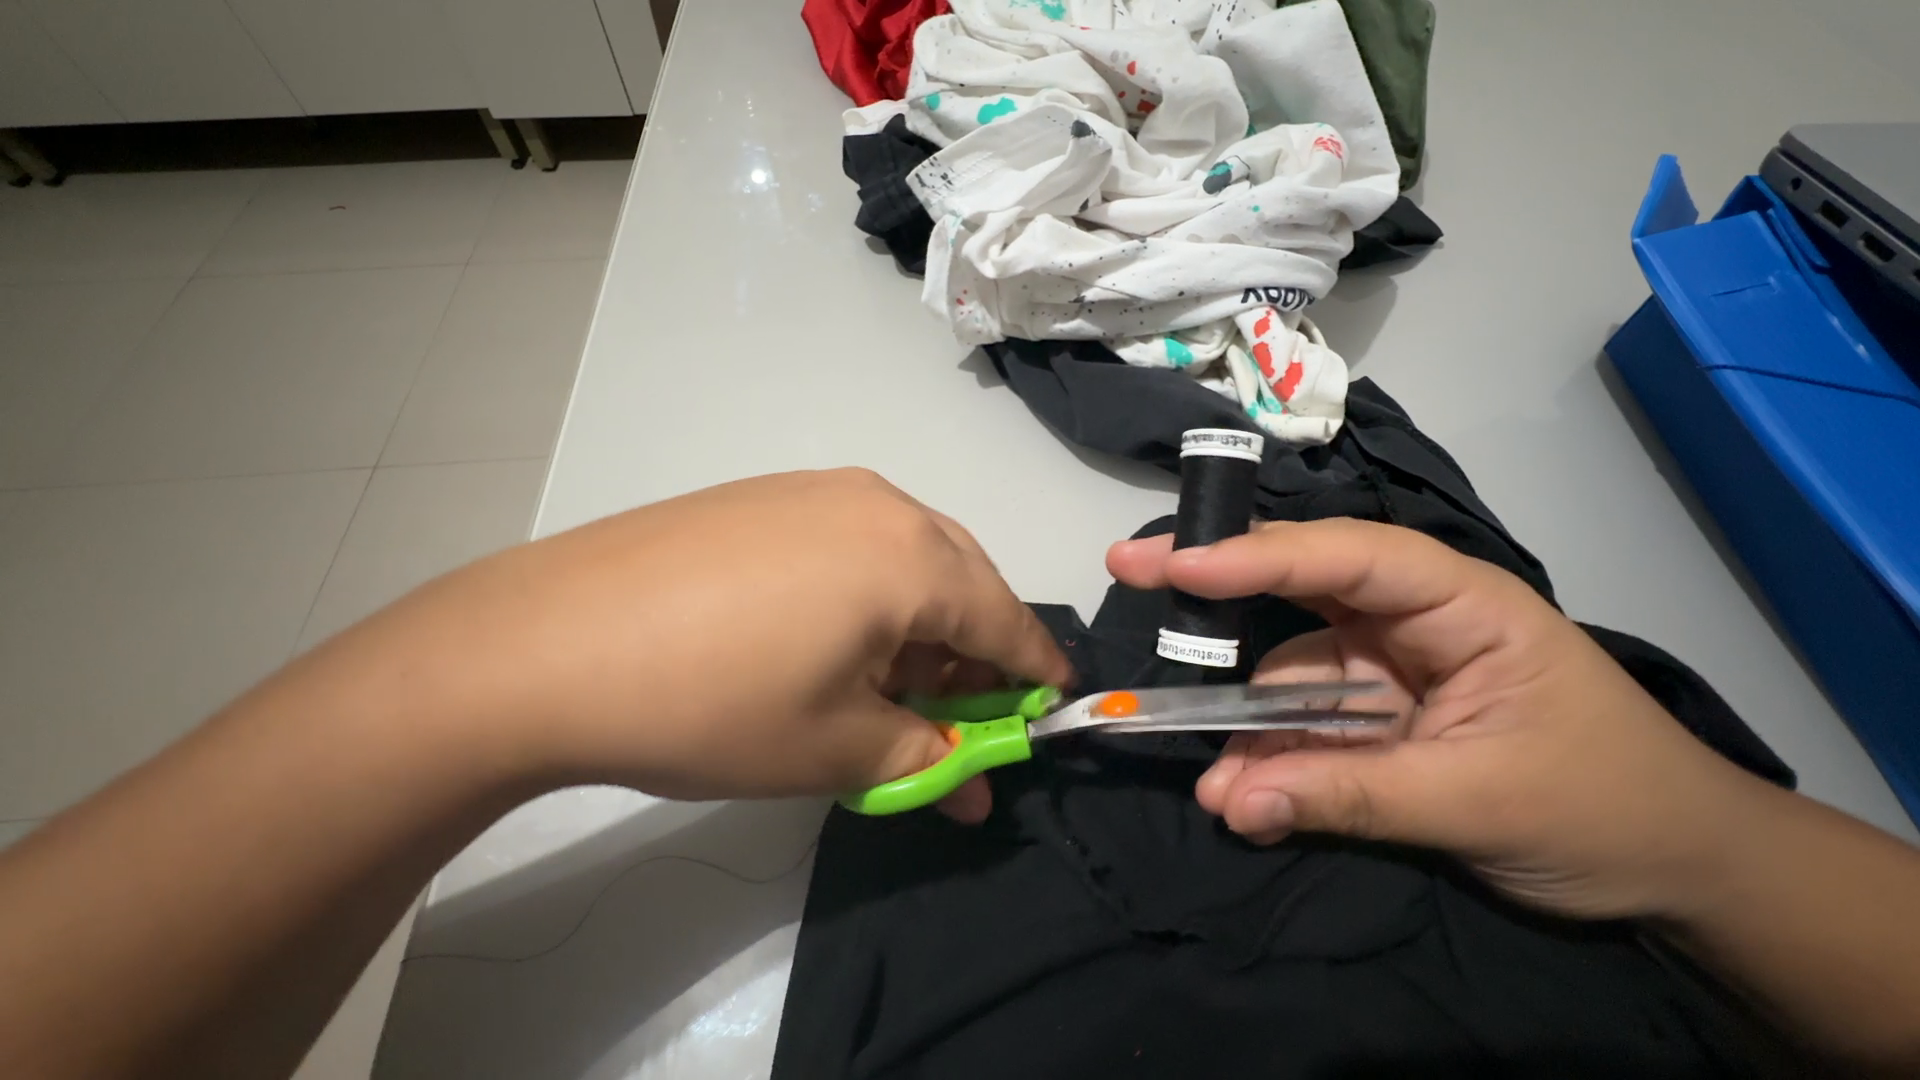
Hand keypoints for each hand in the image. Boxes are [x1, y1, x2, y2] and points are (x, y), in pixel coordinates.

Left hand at [306, 469, 1069, 818]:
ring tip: (889, 684)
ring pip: (905, 557)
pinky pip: (850, 542)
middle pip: (960, 579)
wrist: (546, 645)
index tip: (1050, 709)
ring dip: (918, 621)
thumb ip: (928, 762)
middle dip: (974, 649)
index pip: (1005, 619)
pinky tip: (827, 638)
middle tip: (959, 712)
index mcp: (912, 557)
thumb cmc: (715, 704)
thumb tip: (976, 783)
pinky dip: (867, 593)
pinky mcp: (763, 495)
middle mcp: (877, 503)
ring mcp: (814, 490)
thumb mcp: (837, 751)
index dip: (1033, 672)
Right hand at [1106, 518, 1779, 921]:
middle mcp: (1413, 617)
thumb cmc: (1607, 808)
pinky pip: (1300, 721)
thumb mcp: (1476, 801)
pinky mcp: (1372, 714)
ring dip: (1243, 719)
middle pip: (1301, 582)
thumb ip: (1346, 793)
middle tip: (1127, 569)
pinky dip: (1267, 756)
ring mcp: (1387, 666)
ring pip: (1288, 668)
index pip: (1350, 558)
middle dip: (1216, 582)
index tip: (1178, 565)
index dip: (1260, 555)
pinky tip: (1243, 795)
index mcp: (1461, 603)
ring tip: (1211, 778)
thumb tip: (1229, 801)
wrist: (1681, 869)